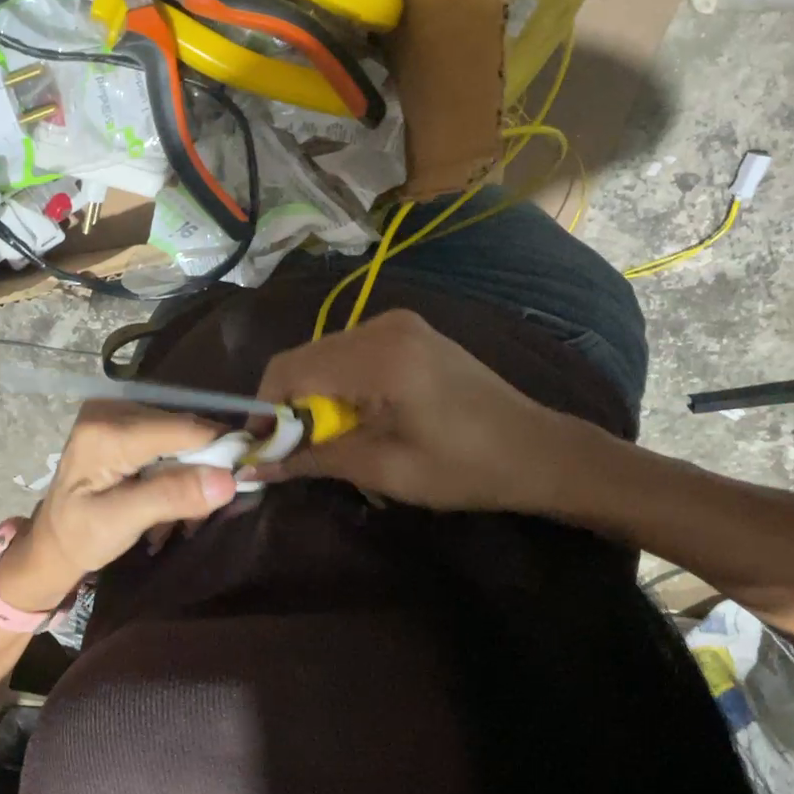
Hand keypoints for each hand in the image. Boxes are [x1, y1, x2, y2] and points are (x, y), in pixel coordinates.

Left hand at [0, 400, 238, 610]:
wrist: (52, 541)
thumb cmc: (81, 536)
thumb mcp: (123, 522)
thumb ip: (171, 497)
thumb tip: (227, 479)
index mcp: (105, 432)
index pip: (182, 429)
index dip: (220, 449)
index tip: (248, 475)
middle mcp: (109, 410)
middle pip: (182, 427)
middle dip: (205, 462)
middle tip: (215, 501)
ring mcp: (114, 412)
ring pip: (179, 430)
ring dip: (194, 463)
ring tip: (194, 500)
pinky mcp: (121, 421)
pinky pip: (167, 434)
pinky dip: (179, 460)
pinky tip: (175, 485)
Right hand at [245, 309, 579, 511]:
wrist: (538, 451)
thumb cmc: (466, 468)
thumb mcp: (385, 470)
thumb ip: (315, 459)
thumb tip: (256, 467)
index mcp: (380, 357)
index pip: (290, 370)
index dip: (264, 409)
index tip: (260, 448)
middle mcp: (382, 326)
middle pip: (302, 358)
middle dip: (286, 405)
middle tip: (290, 450)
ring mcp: (396, 324)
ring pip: (320, 355)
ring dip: (309, 396)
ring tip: (324, 439)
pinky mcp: (405, 332)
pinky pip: (346, 353)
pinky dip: (333, 384)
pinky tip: (351, 416)